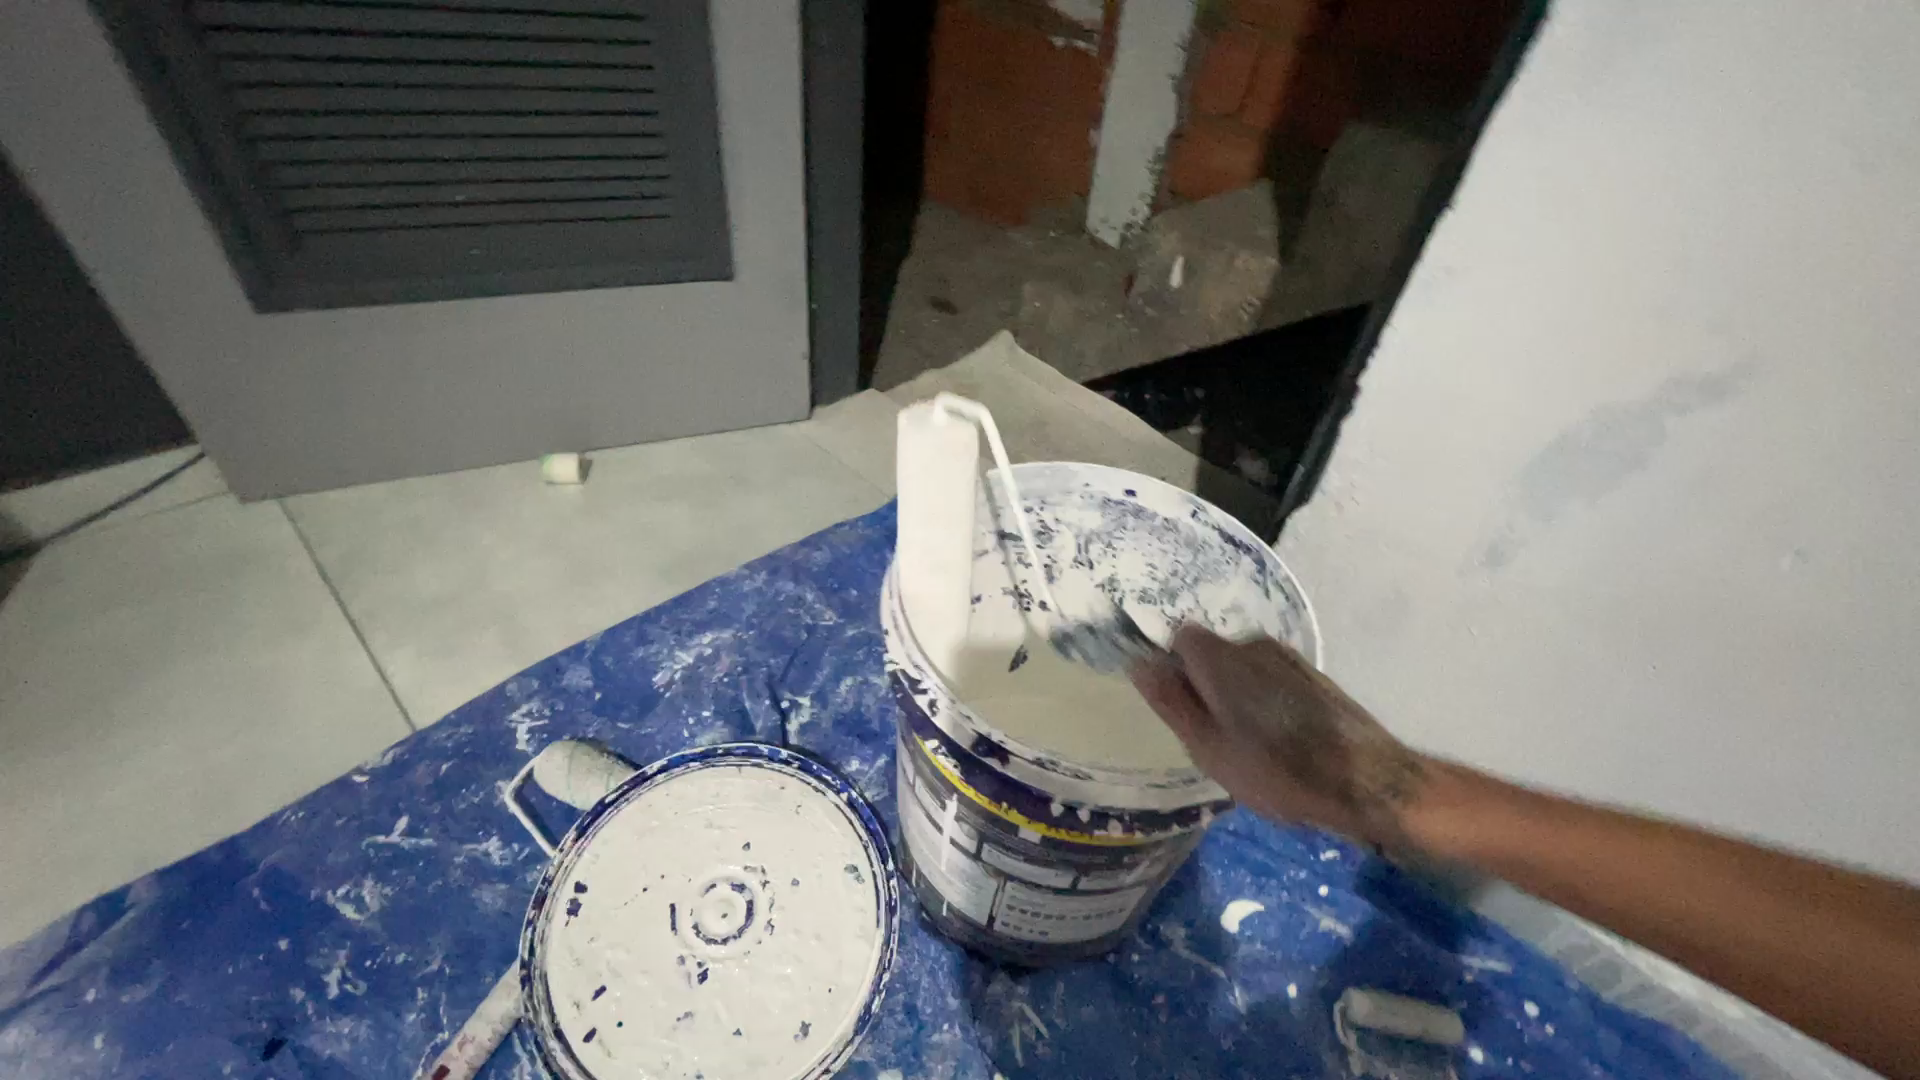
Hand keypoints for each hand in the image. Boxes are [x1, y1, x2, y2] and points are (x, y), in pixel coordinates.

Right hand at [1130, 625, 1429, 847]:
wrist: (1368, 782)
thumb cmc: (1276, 770)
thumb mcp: (1206, 746)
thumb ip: (1170, 701)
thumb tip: (1138, 663)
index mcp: (1220, 657)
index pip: (1179, 639)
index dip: (1175, 671)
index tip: (1185, 710)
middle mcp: (1252, 644)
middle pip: (1211, 653)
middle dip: (1205, 685)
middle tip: (1216, 736)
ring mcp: (1288, 657)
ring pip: (1242, 668)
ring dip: (1237, 695)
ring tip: (1253, 744)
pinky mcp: (1314, 675)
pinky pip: (1271, 678)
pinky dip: (1266, 700)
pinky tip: (1282, 740)